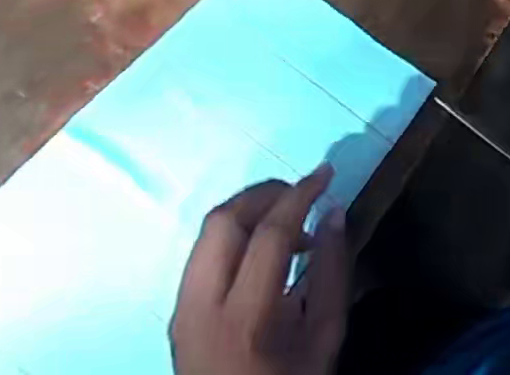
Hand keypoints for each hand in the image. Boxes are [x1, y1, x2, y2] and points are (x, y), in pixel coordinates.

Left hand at [171, 168, 350, 374]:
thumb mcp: (326, 335)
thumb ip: (333, 268)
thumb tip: (333, 211)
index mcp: (245, 316)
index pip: (271, 231)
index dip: (302, 193)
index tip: (327, 173)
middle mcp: (201, 307)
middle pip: (223, 220)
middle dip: (266, 192)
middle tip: (302, 191)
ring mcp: (181, 312)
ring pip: (207, 232)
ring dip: (249, 210)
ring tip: (287, 218)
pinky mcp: (176, 315)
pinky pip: (203, 253)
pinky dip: (235, 233)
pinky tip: (264, 246)